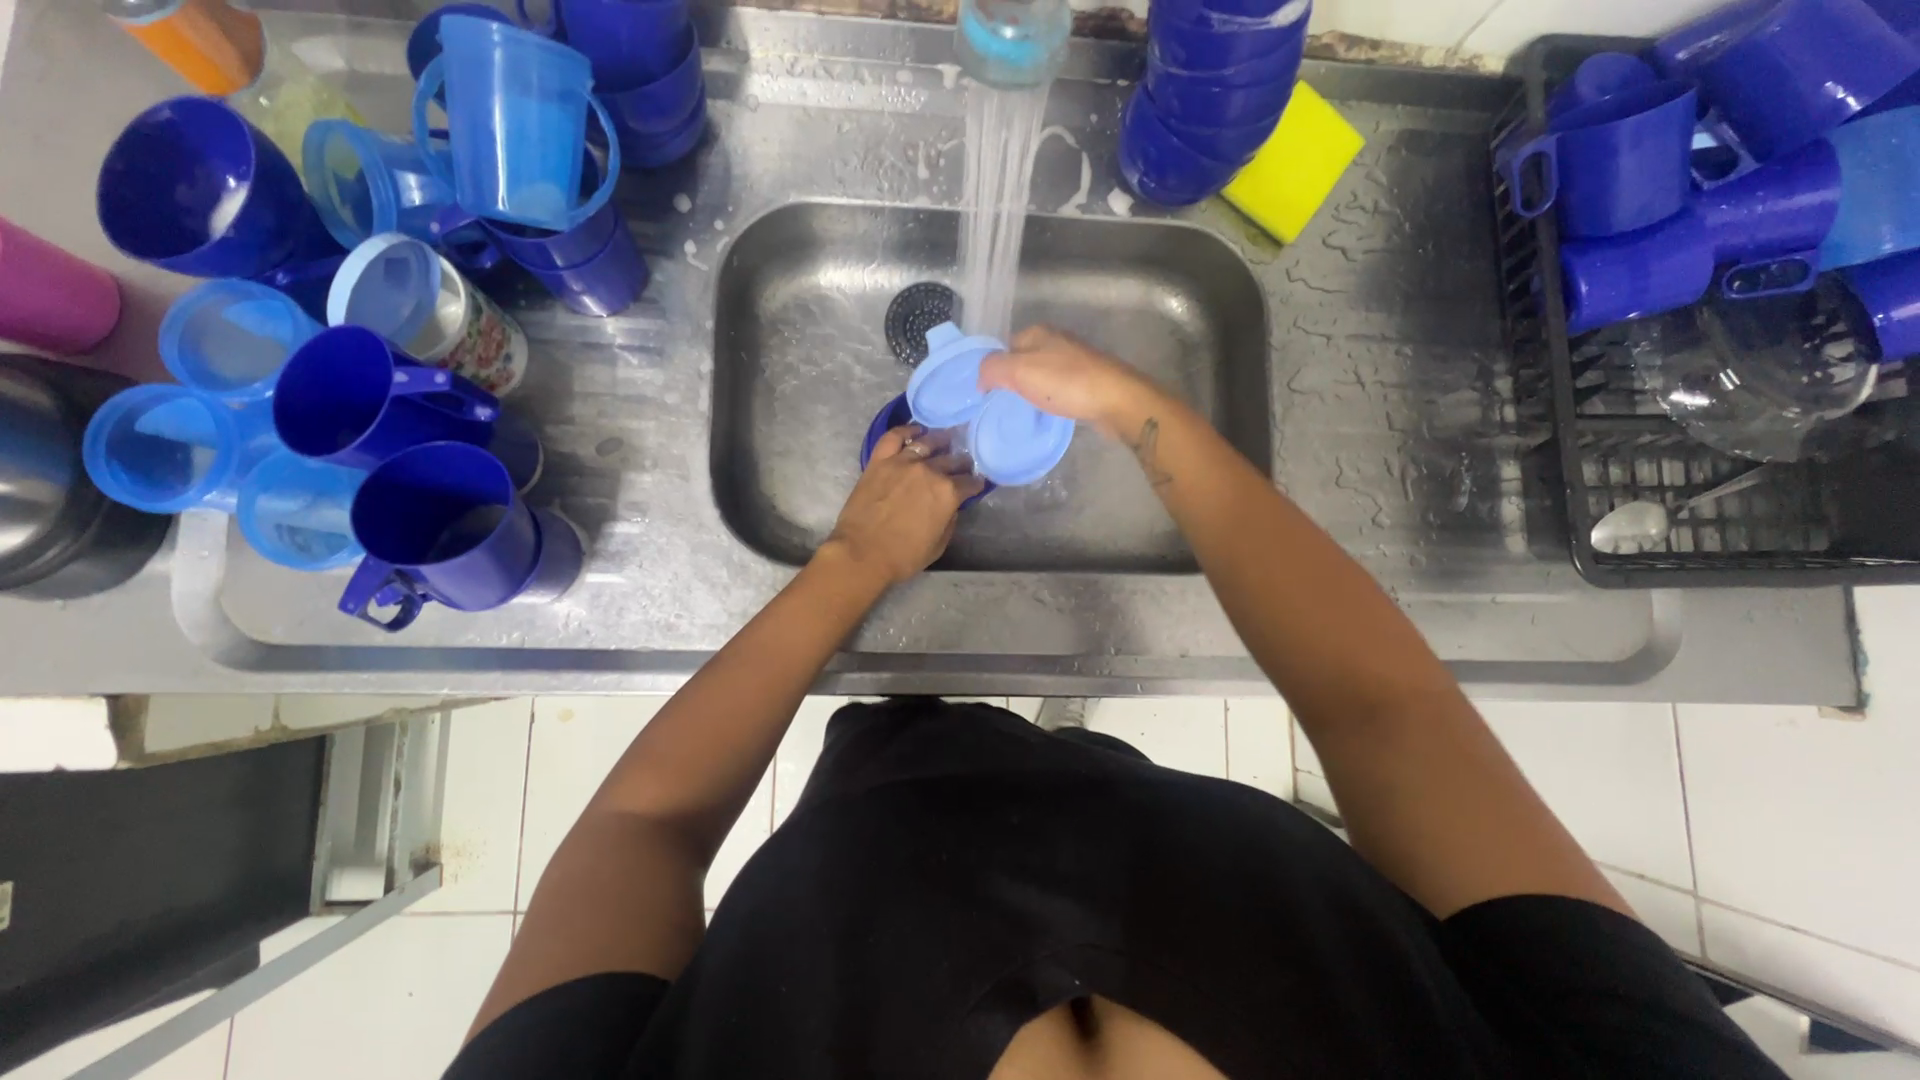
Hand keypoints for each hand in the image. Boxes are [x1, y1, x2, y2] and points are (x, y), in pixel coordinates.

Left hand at [822, 425, 986, 586]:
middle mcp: (930, 471)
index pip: (970, 482)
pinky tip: (915, 430)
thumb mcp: (938, 544)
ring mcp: (903, 462)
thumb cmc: (903, 556)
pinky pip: (894, 437)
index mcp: (948, 493)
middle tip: (963, 464)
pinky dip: (906, 430)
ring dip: (940, 441)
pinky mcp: (880, 461)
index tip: (976, 484)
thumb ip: (950, 520)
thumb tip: (951, 507)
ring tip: (945, 440)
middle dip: (961, 462)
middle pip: (952, 460)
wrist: (862, 553)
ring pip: (927, 443)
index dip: (975, 484)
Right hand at [977, 326, 1164, 437]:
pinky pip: (1059, 388)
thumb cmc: (1065, 382)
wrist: (1115, 399)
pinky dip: (1051, 399)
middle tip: (1004, 406)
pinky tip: (1050, 412)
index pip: (1003, 347)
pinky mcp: (1088, 379)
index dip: (993, 370)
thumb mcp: (1019, 372)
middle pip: (1022, 361)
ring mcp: (1074, 360)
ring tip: (1025, 412)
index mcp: (1037, 332)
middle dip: (1012, 382)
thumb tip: (980, 378)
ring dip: (1032, 392)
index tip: (988, 395)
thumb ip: (992, 369)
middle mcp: (1056, 341)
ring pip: (1041, 375)